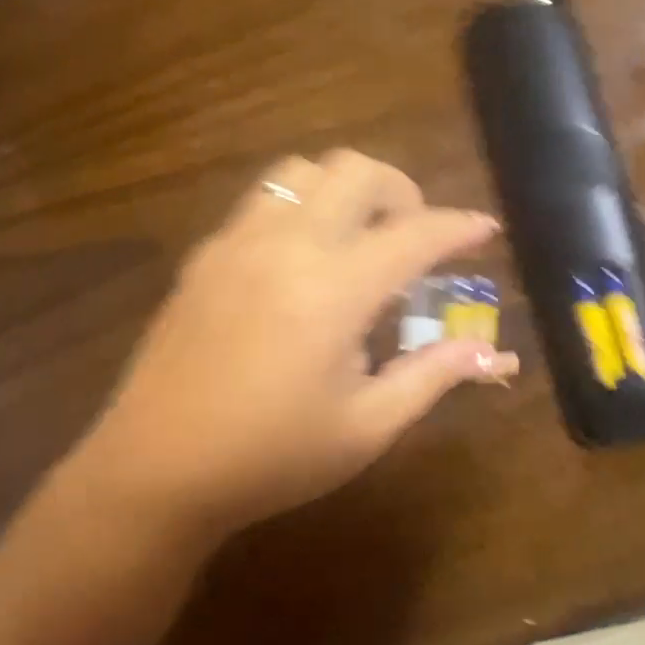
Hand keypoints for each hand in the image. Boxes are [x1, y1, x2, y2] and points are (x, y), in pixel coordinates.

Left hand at [81, 150, 516, 536]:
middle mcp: (286, 247)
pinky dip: (301, 209)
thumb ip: (431, 376)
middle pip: (356, 171)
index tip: (485, 229)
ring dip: (346, 190)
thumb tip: (489, 351)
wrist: (156, 472)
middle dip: (402, 192)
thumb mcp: (366, 427)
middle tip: (416, 239)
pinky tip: (303, 264)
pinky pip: (263, 202)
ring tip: (360, 241)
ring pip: (302, 172)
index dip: (459, 227)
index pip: (415, 234)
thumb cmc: (271, 459)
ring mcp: (237, 244)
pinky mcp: (205, 257)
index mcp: (333, 290)